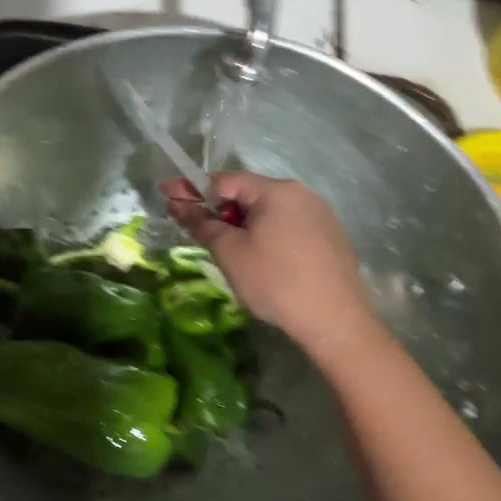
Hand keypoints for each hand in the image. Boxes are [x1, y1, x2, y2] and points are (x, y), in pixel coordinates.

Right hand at [162, 172, 375, 350]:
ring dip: (240, 222)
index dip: (192, 188)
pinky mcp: (329, 237)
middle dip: (216, 206)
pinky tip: (256, 257)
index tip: (166, 195)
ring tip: (222, 244)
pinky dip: (263, 233)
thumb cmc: (274, 281)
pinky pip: (286, 226)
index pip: (224, 180)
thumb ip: (202, 223)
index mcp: (276, 191)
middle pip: (247, 194)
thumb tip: (179, 205)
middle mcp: (301, 194)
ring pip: (267, 211)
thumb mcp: (230, 252)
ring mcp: (320, 215)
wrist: (334, 320)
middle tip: (190, 223)